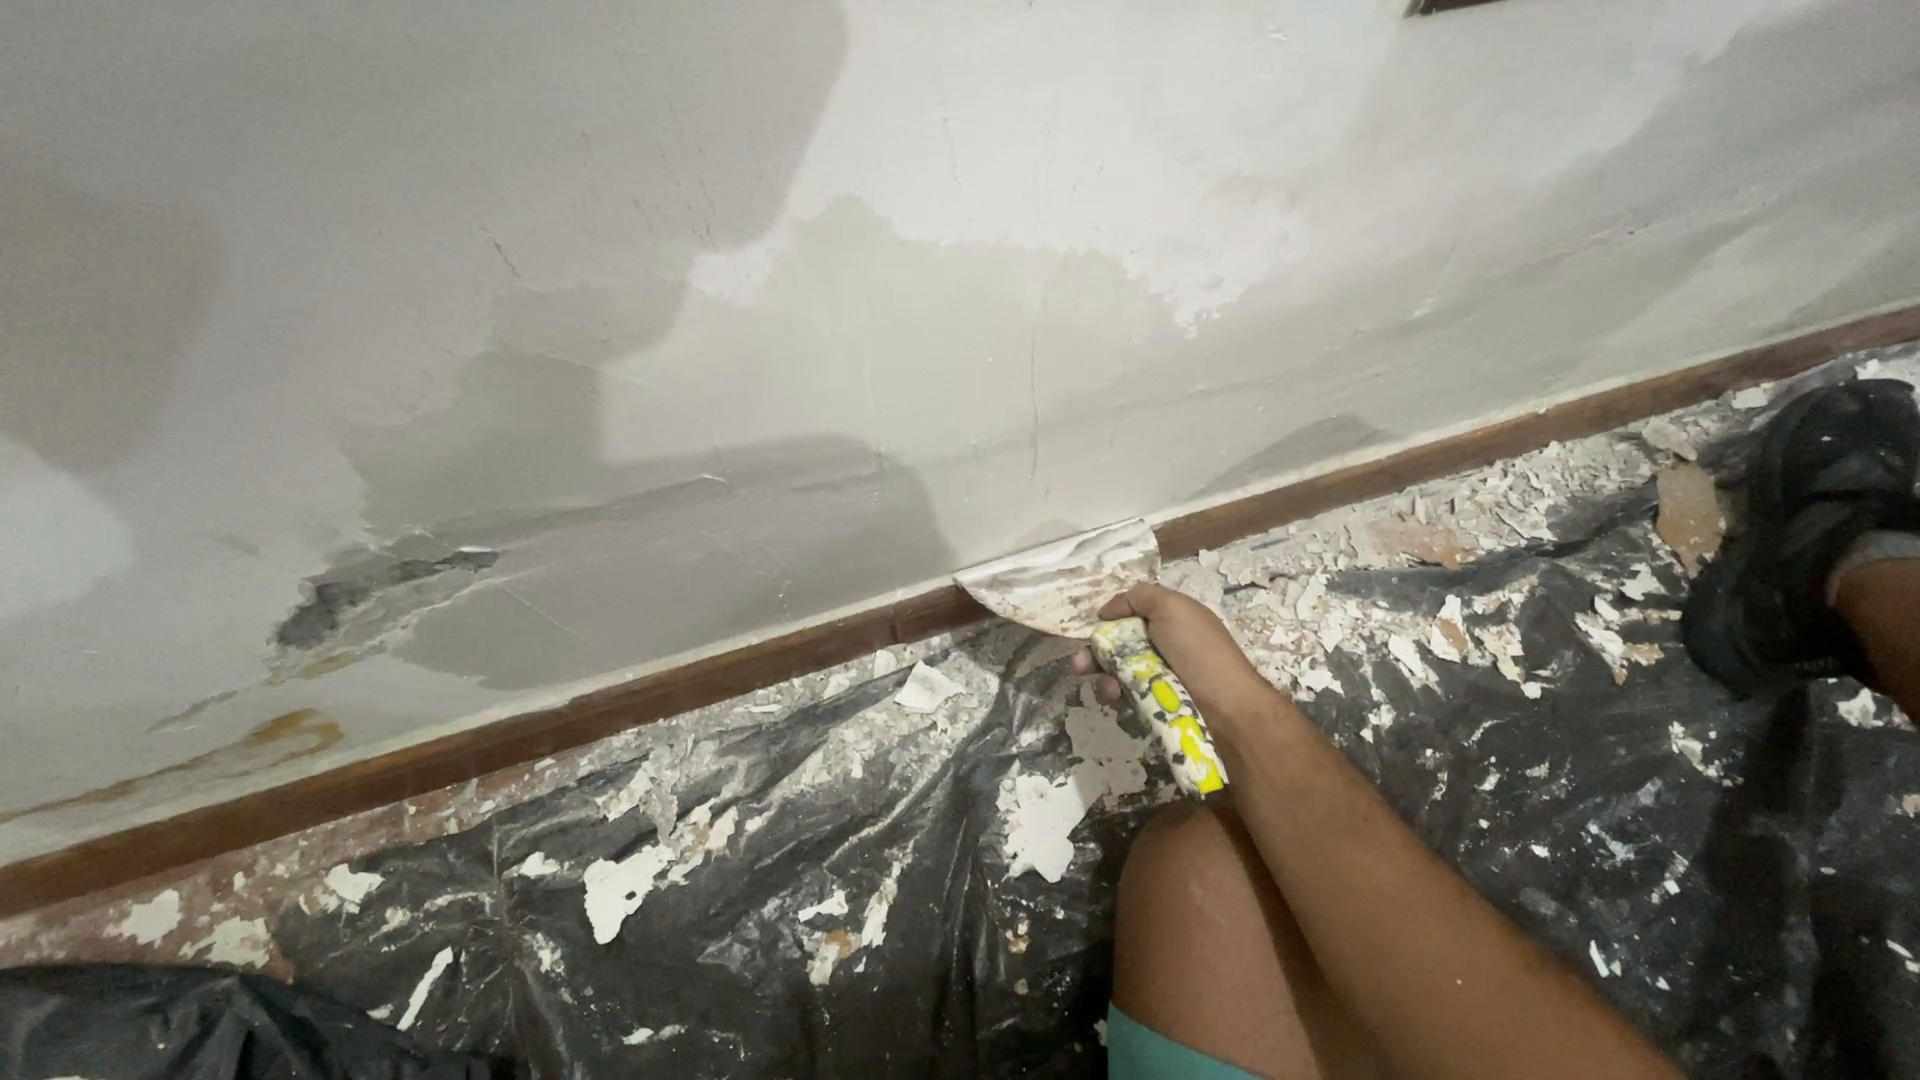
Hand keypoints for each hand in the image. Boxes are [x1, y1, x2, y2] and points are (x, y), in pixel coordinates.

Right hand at [1072, 583, 1281, 727]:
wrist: (1227, 707)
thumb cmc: (1199, 651)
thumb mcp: (1172, 607)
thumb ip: (1138, 597)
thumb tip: (1107, 609)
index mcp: (1171, 618)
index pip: (1132, 613)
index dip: (1110, 618)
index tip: (1092, 626)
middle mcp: (1164, 644)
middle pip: (1118, 643)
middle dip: (1095, 652)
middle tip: (1079, 664)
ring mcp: (1159, 675)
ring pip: (1117, 671)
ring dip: (1103, 677)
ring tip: (1106, 688)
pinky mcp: (1154, 703)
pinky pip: (1125, 695)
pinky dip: (1116, 696)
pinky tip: (1117, 699)